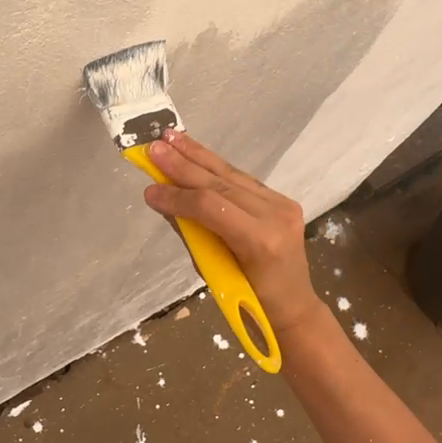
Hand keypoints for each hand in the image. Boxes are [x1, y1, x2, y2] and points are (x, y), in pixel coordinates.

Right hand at [141, 130, 327, 332]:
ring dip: (197, 154)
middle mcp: (275, 216)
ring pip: (231, 174)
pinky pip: (241, 179)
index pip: (212, 207)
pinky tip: (193, 152)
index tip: (148, 190)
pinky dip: (213, 166)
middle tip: (153, 148)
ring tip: (170, 137)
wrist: (293, 305)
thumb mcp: (214, 273)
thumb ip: (191, 232)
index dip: (178, 196)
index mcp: (260, 242)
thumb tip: (163, 199)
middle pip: (221, 183)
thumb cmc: (250, 303)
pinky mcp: (281, 200)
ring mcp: (281, 205)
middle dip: (183, 164)